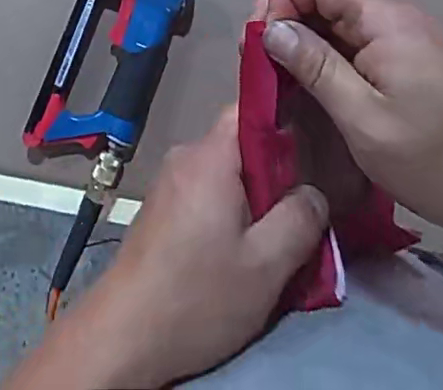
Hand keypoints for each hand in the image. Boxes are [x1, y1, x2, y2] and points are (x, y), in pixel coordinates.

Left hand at [16, 110, 328, 388]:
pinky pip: (206, 191)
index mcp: (209, 157)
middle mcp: (185, 157)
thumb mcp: (266, 266)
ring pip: (225, 173)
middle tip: (305, 205)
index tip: (315, 142)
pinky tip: (242, 247)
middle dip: (275, 172)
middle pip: (240, 145)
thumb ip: (300, 220)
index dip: (283, 119)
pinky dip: (229, 210)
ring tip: (278, 234)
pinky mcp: (162, 207)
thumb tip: (314, 193)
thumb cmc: (198, 294)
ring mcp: (169, 182)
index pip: (247, 109)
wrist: (126, 333)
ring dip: (254, 198)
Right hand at [260, 0, 442, 247]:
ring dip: (304, 44)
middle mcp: (396, 20)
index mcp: (386, 21)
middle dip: (286, 23)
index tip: (259, 40)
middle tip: (260, 65)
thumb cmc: (439, 161)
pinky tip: (313, 90)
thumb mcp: (366, 120)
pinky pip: (357, 47)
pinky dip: (328, 61)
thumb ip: (316, 68)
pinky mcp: (411, 64)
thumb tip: (271, 28)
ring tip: (280, 81)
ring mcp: (406, 41)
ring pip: (339, 25)